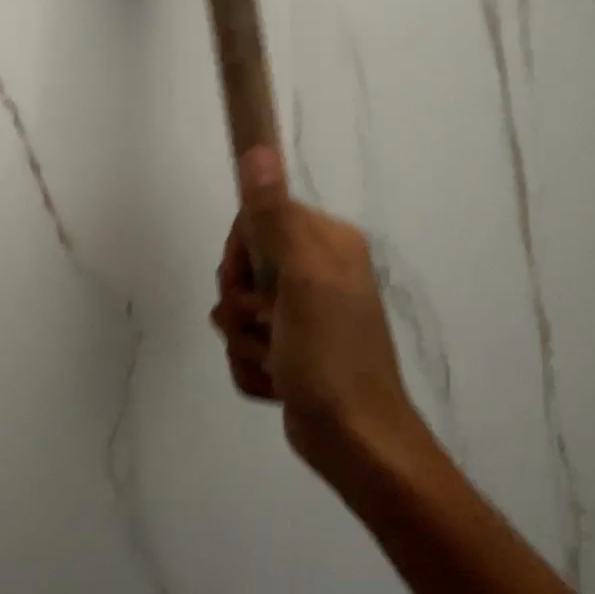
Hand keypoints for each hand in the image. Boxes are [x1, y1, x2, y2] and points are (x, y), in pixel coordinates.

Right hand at [210, 148, 424, 479]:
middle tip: (268, 324)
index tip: (253, 283)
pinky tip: (277, 380)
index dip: (240, 254)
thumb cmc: (331, 357)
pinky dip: (252, 364)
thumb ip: (273, 216)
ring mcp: (304, 314)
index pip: (252, 221)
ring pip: (236, 309)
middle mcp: (316, 272)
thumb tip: (257, 149)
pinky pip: (245, 344)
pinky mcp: (292, 350)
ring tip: (276, 358)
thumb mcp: (301, 280)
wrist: (357, 444)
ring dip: (244, 338)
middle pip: (239, 266)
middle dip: (239, 303)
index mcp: (326, 244)